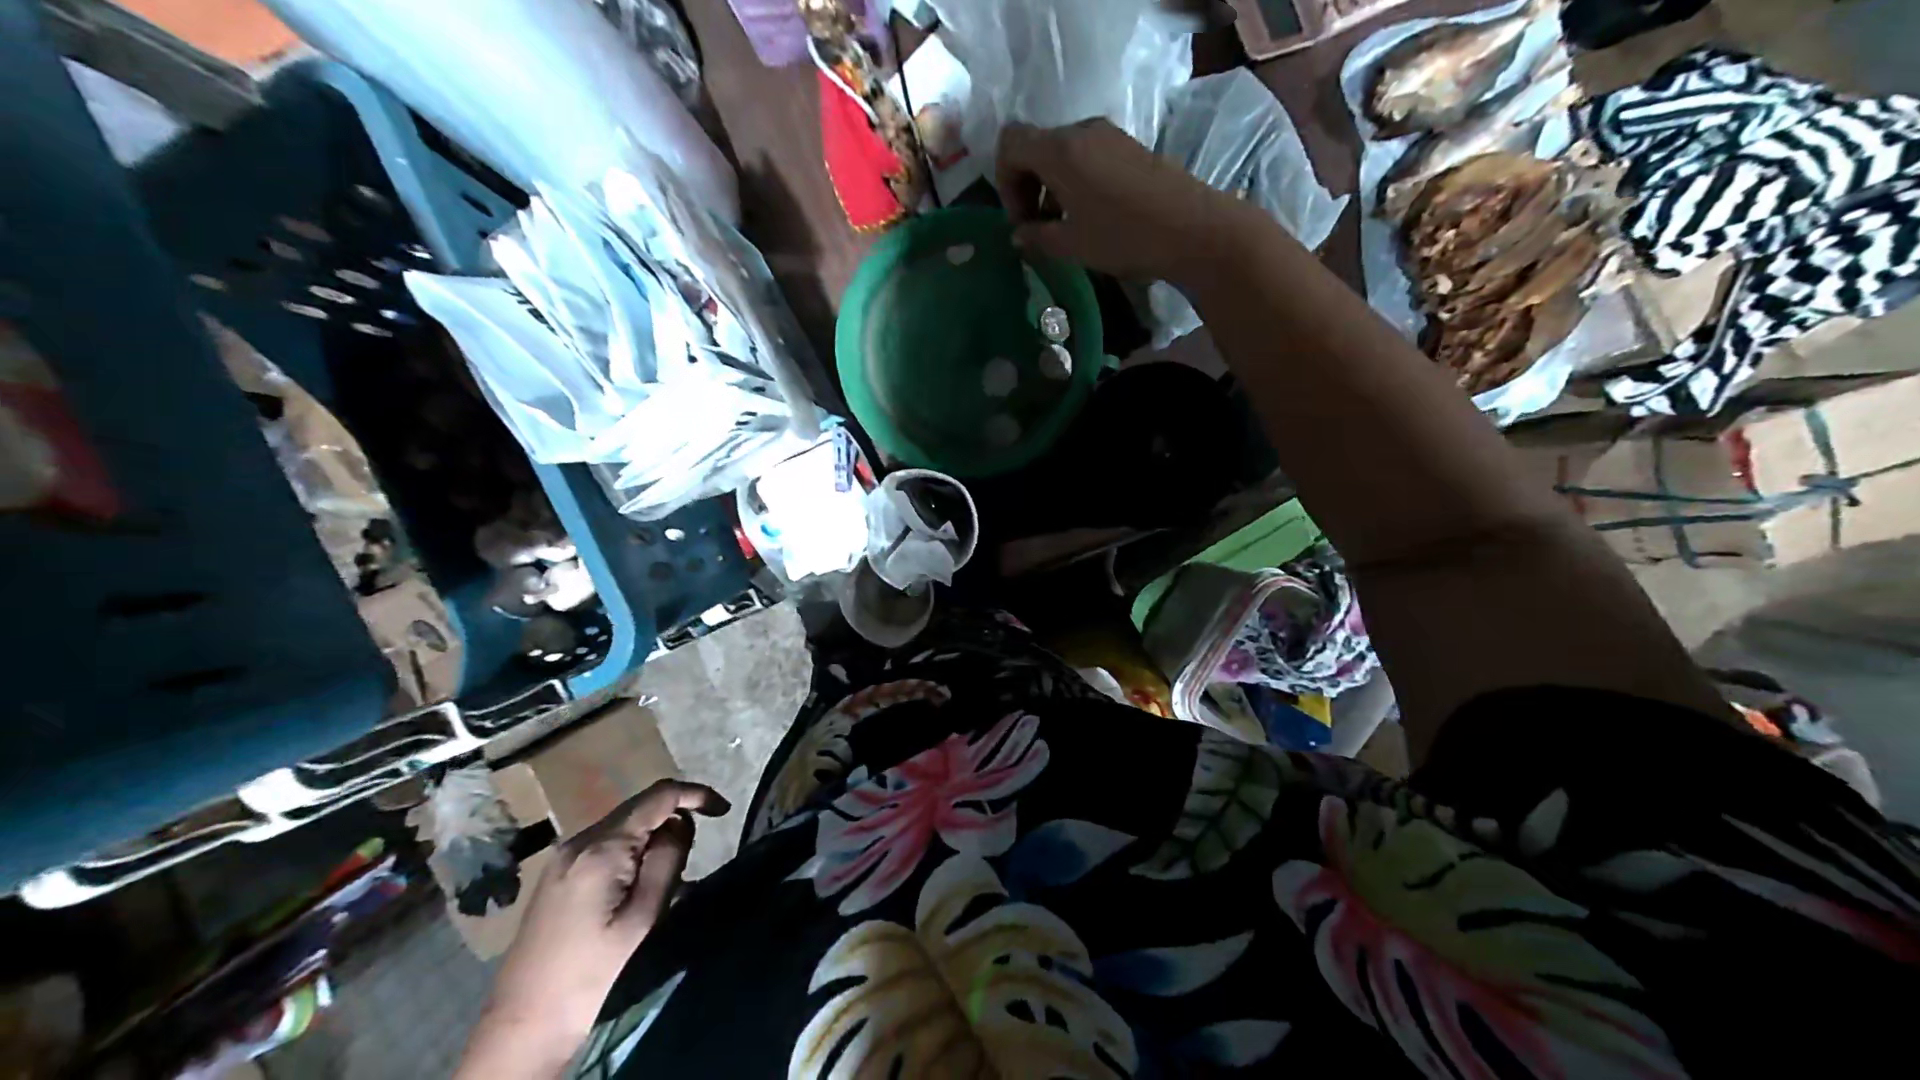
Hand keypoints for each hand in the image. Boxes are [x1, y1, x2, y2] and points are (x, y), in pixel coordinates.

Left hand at [456, 780, 729, 1079]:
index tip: (724, 812)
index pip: (658, 795)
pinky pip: (606, 848)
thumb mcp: (643, 919)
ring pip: (623, 829)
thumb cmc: (592, 977)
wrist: (522, 1031)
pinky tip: (638, 890)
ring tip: (668, 883)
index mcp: (600, 848)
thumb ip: (668, 861)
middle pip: (639, 808)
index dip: (696, 794)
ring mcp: (562, 860)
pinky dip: (632, 854)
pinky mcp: (556, 879)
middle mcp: (577, 842)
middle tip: (692, 863)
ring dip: (653, 841)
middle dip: (674, 820)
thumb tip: (680, 823)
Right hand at [995, 119, 1262, 284]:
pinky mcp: (1130, 147)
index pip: (1011, 143)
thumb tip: (1019, 235)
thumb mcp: (1072, 245)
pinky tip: (1090, 215)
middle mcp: (1082, 131)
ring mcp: (1109, 135)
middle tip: (1035, 226)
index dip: (1003, 180)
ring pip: (1063, 152)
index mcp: (1060, 150)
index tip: (1019, 219)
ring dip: (1052, 185)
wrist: (1193, 229)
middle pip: (1036, 146)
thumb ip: (1037, 237)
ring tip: (1063, 226)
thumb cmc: (1124, 237)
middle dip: (1026, 185)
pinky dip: (1075, 181)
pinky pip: (1087, 155)